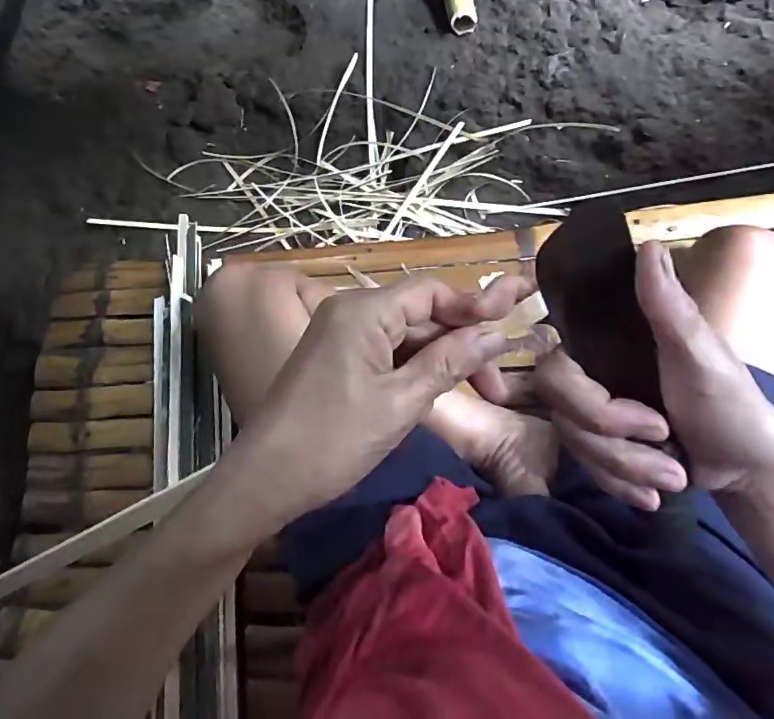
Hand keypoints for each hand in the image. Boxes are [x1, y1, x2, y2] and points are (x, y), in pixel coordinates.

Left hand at [233, 273, 534, 522]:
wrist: (262, 482)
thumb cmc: (334, 441)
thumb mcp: (401, 403)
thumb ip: (450, 362)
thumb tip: (495, 336)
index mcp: (364, 310)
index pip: (432, 291)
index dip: (474, 306)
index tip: (510, 325)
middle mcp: (351, 309)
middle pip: (422, 313)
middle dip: (462, 342)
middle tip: (497, 383)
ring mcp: (342, 332)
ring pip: (408, 333)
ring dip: (442, 358)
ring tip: (479, 392)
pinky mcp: (337, 354)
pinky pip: (388, 349)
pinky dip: (416, 366)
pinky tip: (439, 390)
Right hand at [536, 241, 773, 509]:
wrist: (747, 467)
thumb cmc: (729, 400)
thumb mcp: (701, 352)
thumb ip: (668, 304)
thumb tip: (648, 244)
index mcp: (609, 341)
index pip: (558, 372)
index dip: (593, 407)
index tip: (648, 422)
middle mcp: (594, 371)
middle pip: (565, 416)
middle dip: (618, 449)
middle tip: (668, 455)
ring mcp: (596, 410)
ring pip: (578, 448)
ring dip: (630, 471)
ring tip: (674, 475)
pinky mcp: (604, 446)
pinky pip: (589, 470)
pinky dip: (624, 486)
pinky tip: (655, 492)